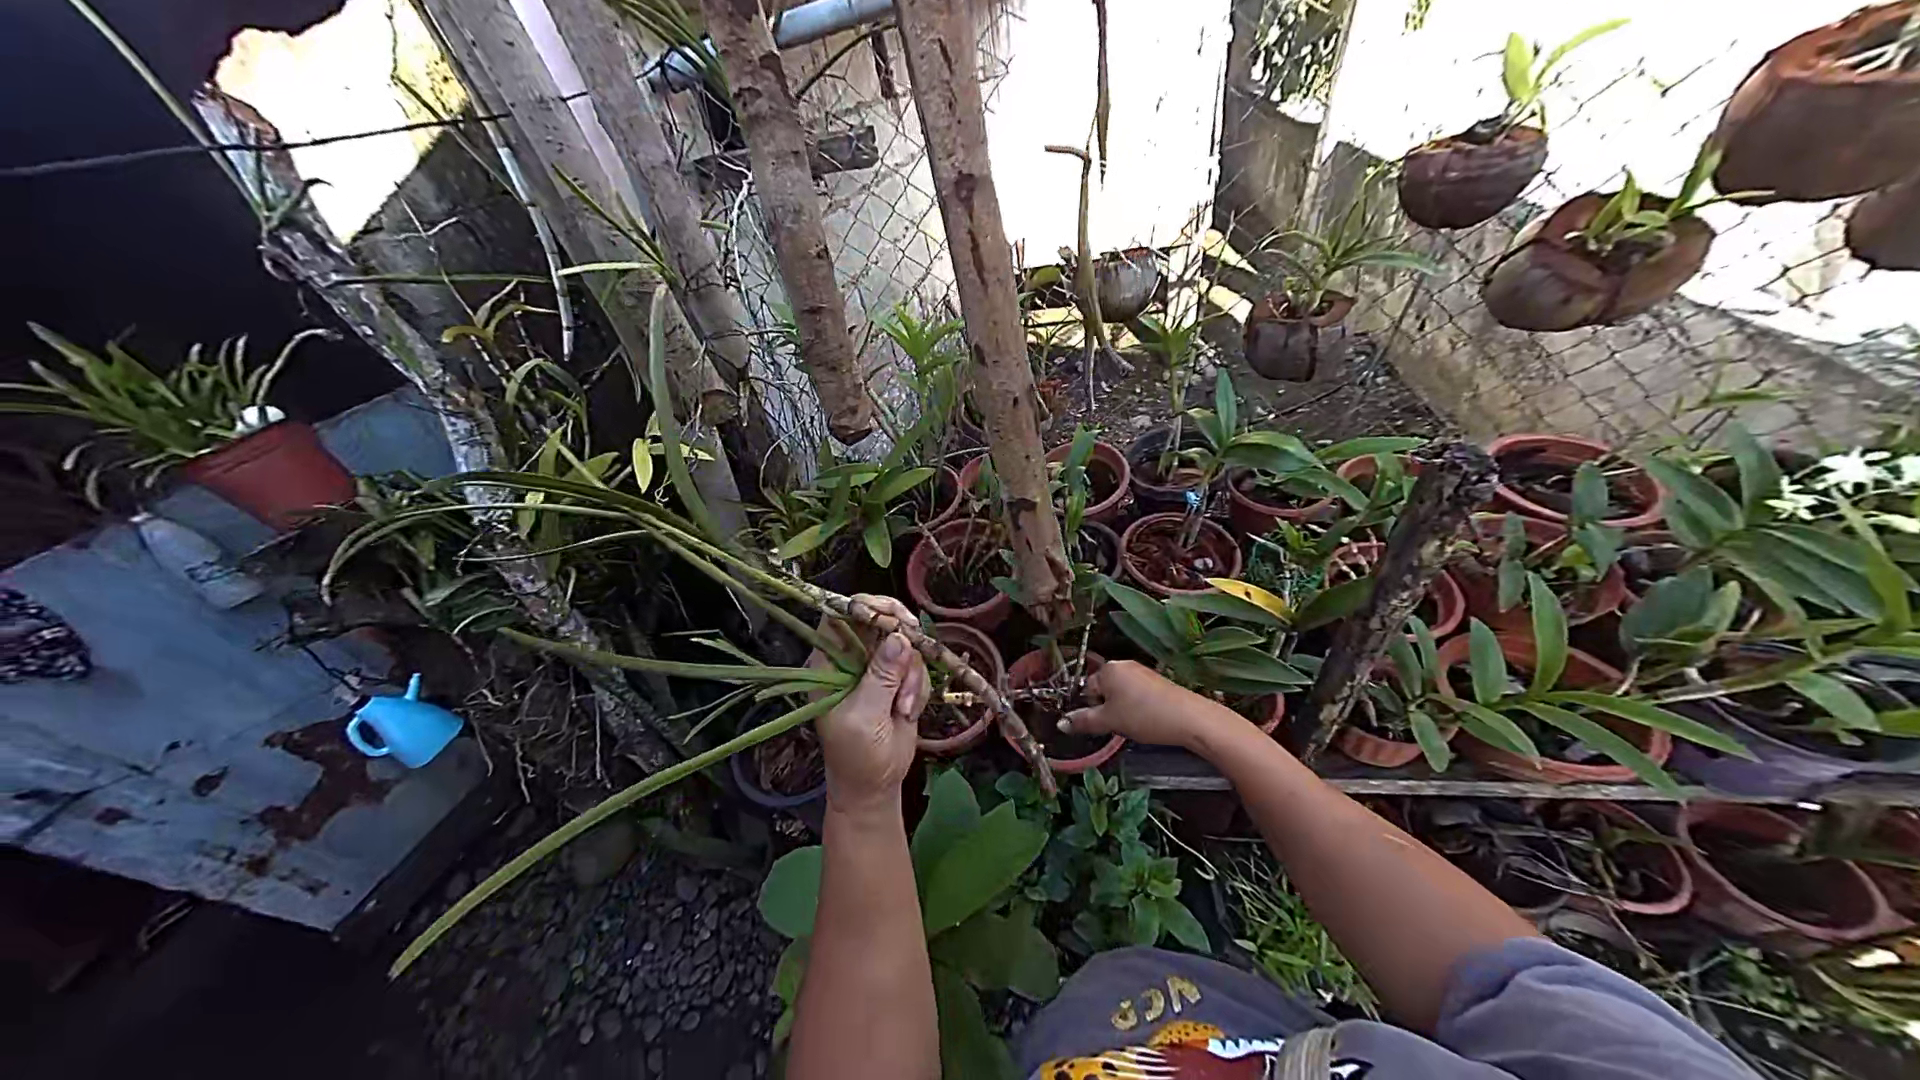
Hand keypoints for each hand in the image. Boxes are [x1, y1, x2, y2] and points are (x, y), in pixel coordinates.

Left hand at [809, 595, 928, 815]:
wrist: (876, 785)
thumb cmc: (858, 756)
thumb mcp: (866, 717)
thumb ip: (881, 677)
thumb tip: (899, 638)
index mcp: (828, 664)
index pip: (838, 616)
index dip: (864, 607)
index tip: (894, 618)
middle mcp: (850, 659)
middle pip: (878, 622)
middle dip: (901, 640)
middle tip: (915, 649)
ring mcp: (876, 667)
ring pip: (904, 645)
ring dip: (911, 675)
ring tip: (903, 709)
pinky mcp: (897, 679)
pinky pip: (916, 666)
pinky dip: (919, 686)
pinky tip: (908, 711)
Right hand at [1061, 660, 1247, 752]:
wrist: (1189, 718)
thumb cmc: (1143, 716)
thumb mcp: (1109, 721)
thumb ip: (1083, 721)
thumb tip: (1060, 723)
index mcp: (1108, 669)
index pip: (1086, 689)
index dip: (1090, 709)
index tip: (1102, 724)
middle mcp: (1123, 664)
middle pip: (1103, 689)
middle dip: (1106, 709)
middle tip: (1118, 726)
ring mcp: (1142, 672)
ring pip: (1120, 693)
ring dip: (1121, 709)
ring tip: (1134, 724)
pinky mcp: (1157, 682)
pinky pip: (1136, 694)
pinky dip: (1136, 707)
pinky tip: (1147, 720)